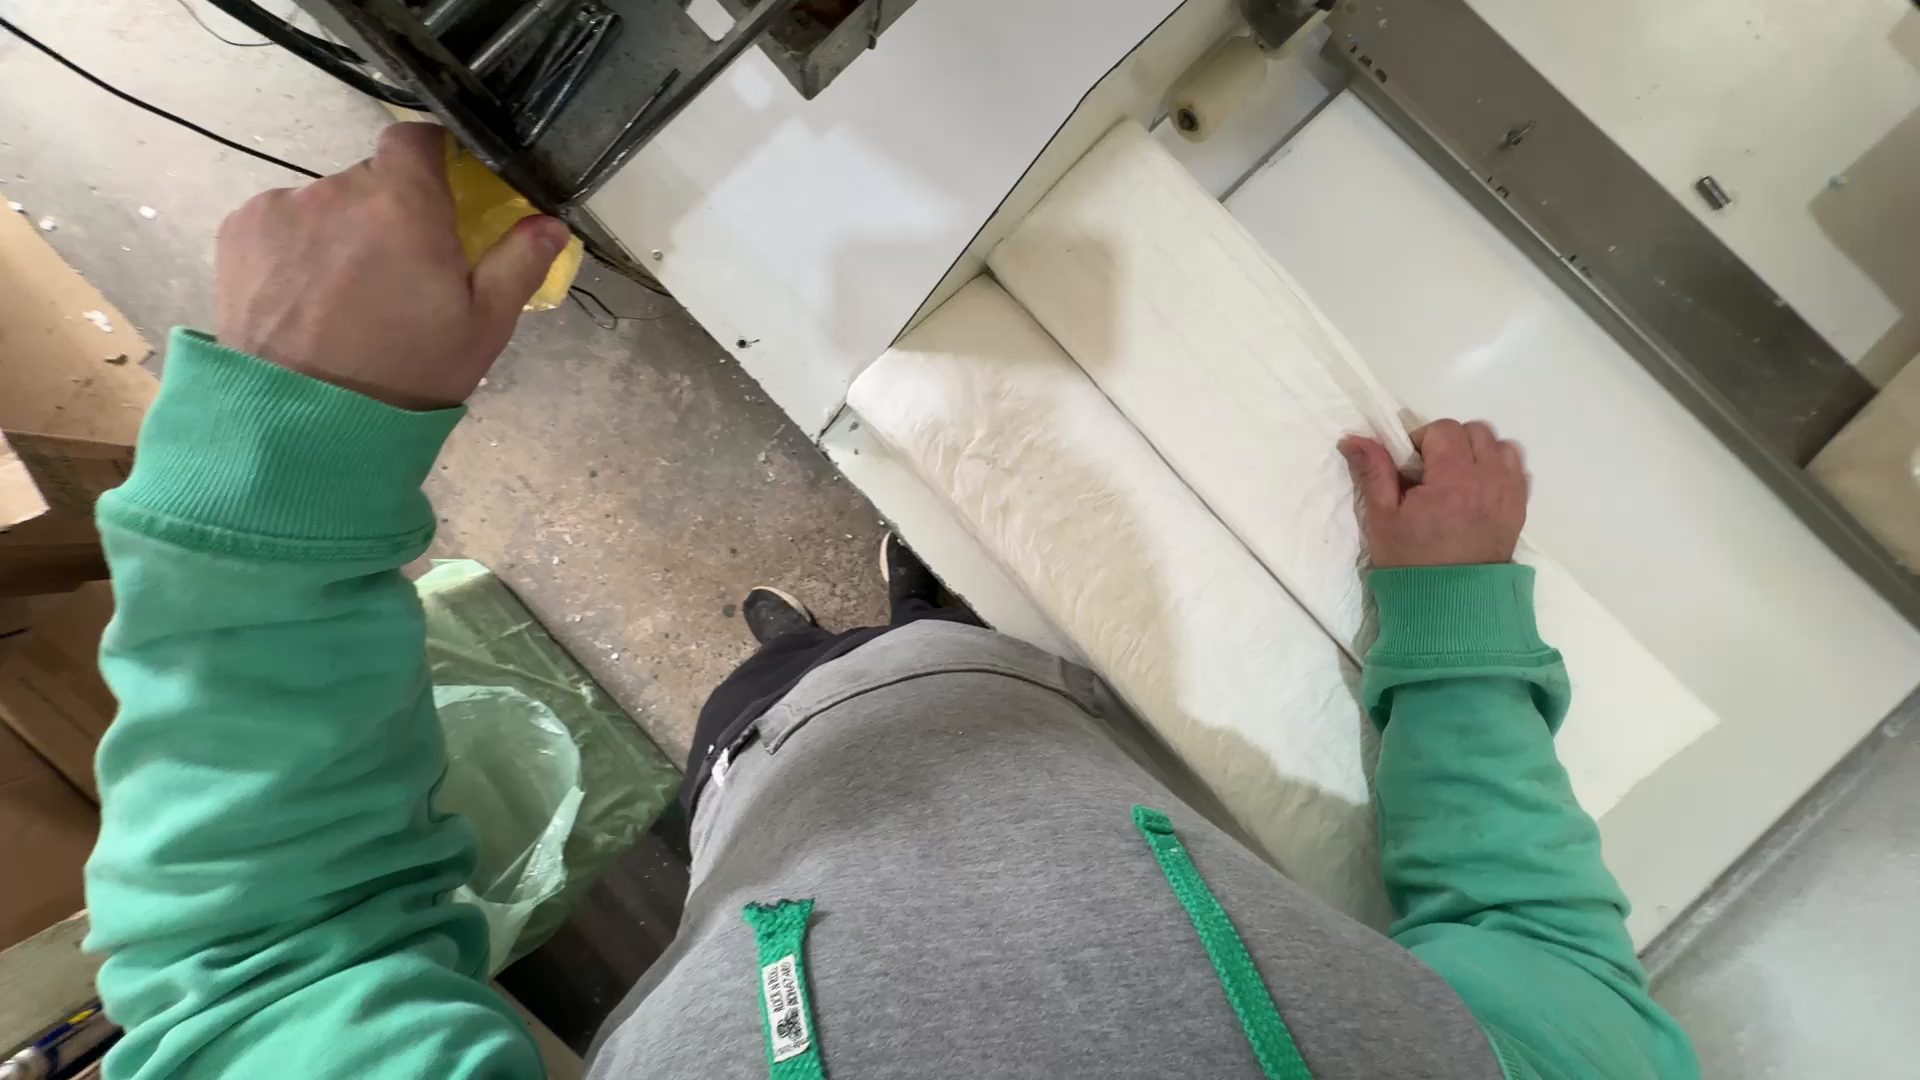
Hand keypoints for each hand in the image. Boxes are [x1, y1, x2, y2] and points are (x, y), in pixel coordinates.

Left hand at [215, 123, 570, 409]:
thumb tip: (551, 223)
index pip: (416, 139)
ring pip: (332, 203)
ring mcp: (282, 208)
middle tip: (415, 270)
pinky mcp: (241, 232)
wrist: (311, 413)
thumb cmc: (415, 368)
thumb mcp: (487, 324)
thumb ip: (519, 263)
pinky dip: (310, 246)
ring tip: (362, 293)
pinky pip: (290, 222)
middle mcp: (337, 191)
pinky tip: (321, 296)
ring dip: (354, 231)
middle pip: (378, 180)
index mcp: (405, 208)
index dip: (438, 155)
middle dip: (401, 212)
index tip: (453, 189)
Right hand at [1339, 420, 1527, 568]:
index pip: (1444, 429)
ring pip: (1500, 445)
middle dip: (1448, 441)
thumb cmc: (1409, 558)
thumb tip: (1352, 439)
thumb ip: (1373, 471)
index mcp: (1452, 480)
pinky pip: (1516, 466)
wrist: (1450, 598)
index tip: (1408, 465)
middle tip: (1428, 470)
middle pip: (1475, 431)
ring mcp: (1509, 492)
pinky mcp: (1519, 505)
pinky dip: (1497, 466)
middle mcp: (1488, 479)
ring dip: (1476, 451)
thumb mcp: (1382, 516)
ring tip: (1454, 476)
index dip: (1421, 439)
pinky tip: (1476, 487)